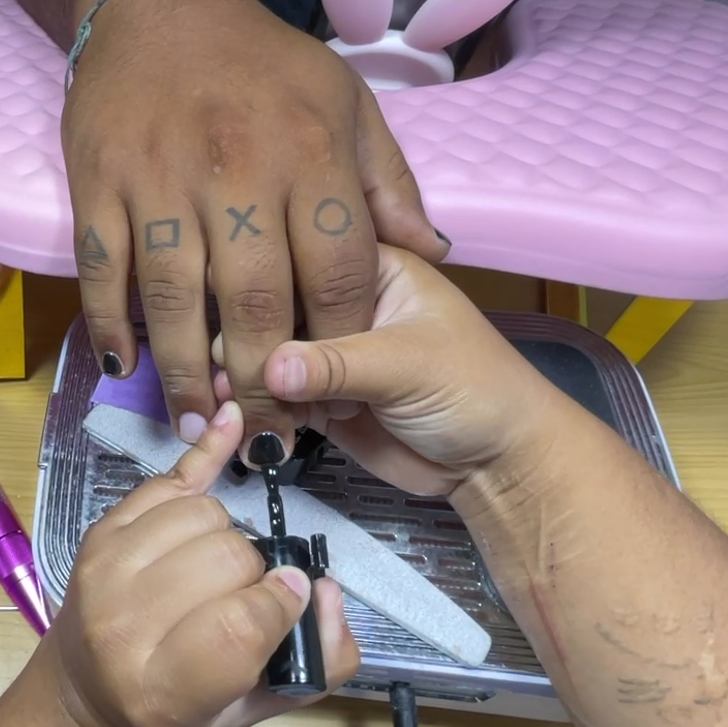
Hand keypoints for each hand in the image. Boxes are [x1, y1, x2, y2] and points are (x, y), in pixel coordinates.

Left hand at [39, 401, 358, 726]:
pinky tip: (229, 423)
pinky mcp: (100, 532)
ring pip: (202, 515)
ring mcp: (105, 570)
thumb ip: (313, 664)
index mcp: (160, 688)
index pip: (237, 626)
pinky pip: (164, 480)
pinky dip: (202, 455)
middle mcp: (122, 625)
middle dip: (254, 571)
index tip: (290, 599)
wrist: (84, 691)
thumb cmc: (172, 711)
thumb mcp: (250, 713)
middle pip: (223, 558)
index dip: (279, 604)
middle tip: (245, 591)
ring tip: (218, 562)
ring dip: (227, 533)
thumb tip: (324, 589)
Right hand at [64, 0, 448, 454]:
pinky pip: (102, 272)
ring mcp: (158, 182)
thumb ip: (388, 181)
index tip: (330, 386)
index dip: (337, 340)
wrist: (154, 8)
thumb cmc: (259, 64)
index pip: (336, 270)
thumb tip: (432, 250)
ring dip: (184, 375)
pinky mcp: (97, 188)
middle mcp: (236, 172)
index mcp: (310, 153)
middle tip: (264, 437)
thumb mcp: (347, 101)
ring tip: (197, 425)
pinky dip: (109, 326)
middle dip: (262, 382)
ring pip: (172, 300)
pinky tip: (123, 367)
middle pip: (253, 302)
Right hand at [260, 245, 566, 498]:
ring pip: (261, 356)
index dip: (263, 287)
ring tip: (234, 401)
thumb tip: (268, 369)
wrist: (493, 465)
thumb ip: (335, 365)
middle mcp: (333, 303)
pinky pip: (269, 398)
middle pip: (268, 310)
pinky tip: (243, 418)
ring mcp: (319, 353)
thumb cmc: (472, 390)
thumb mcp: (406, 365)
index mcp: (364, 268)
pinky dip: (254, 409)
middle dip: (247, 342)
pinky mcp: (311, 398)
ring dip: (244, 379)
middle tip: (234, 373)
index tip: (236, 318)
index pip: (296, 262)